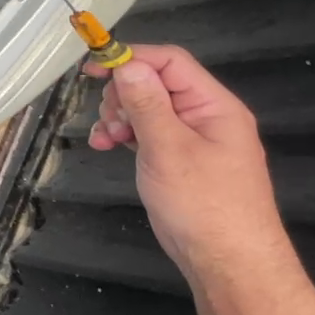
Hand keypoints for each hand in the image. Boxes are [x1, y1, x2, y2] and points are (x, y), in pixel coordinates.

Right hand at [84, 45, 284, 283]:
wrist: (223, 256)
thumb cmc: (202, 201)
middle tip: (110, 121)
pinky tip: (105, 146)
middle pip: (150, 81)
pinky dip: (118, 133)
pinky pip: (140, 128)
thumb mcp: (168, 148)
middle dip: (119, 95)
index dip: (129, 58)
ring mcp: (188, 135)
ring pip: (140, 105)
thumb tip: (125, 64)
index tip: (90, 70)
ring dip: (115, 116)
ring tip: (107, 139)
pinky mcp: (173, 153)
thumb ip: (147, 104)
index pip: (169, 62)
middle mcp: (203, 115)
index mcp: (214, 107)